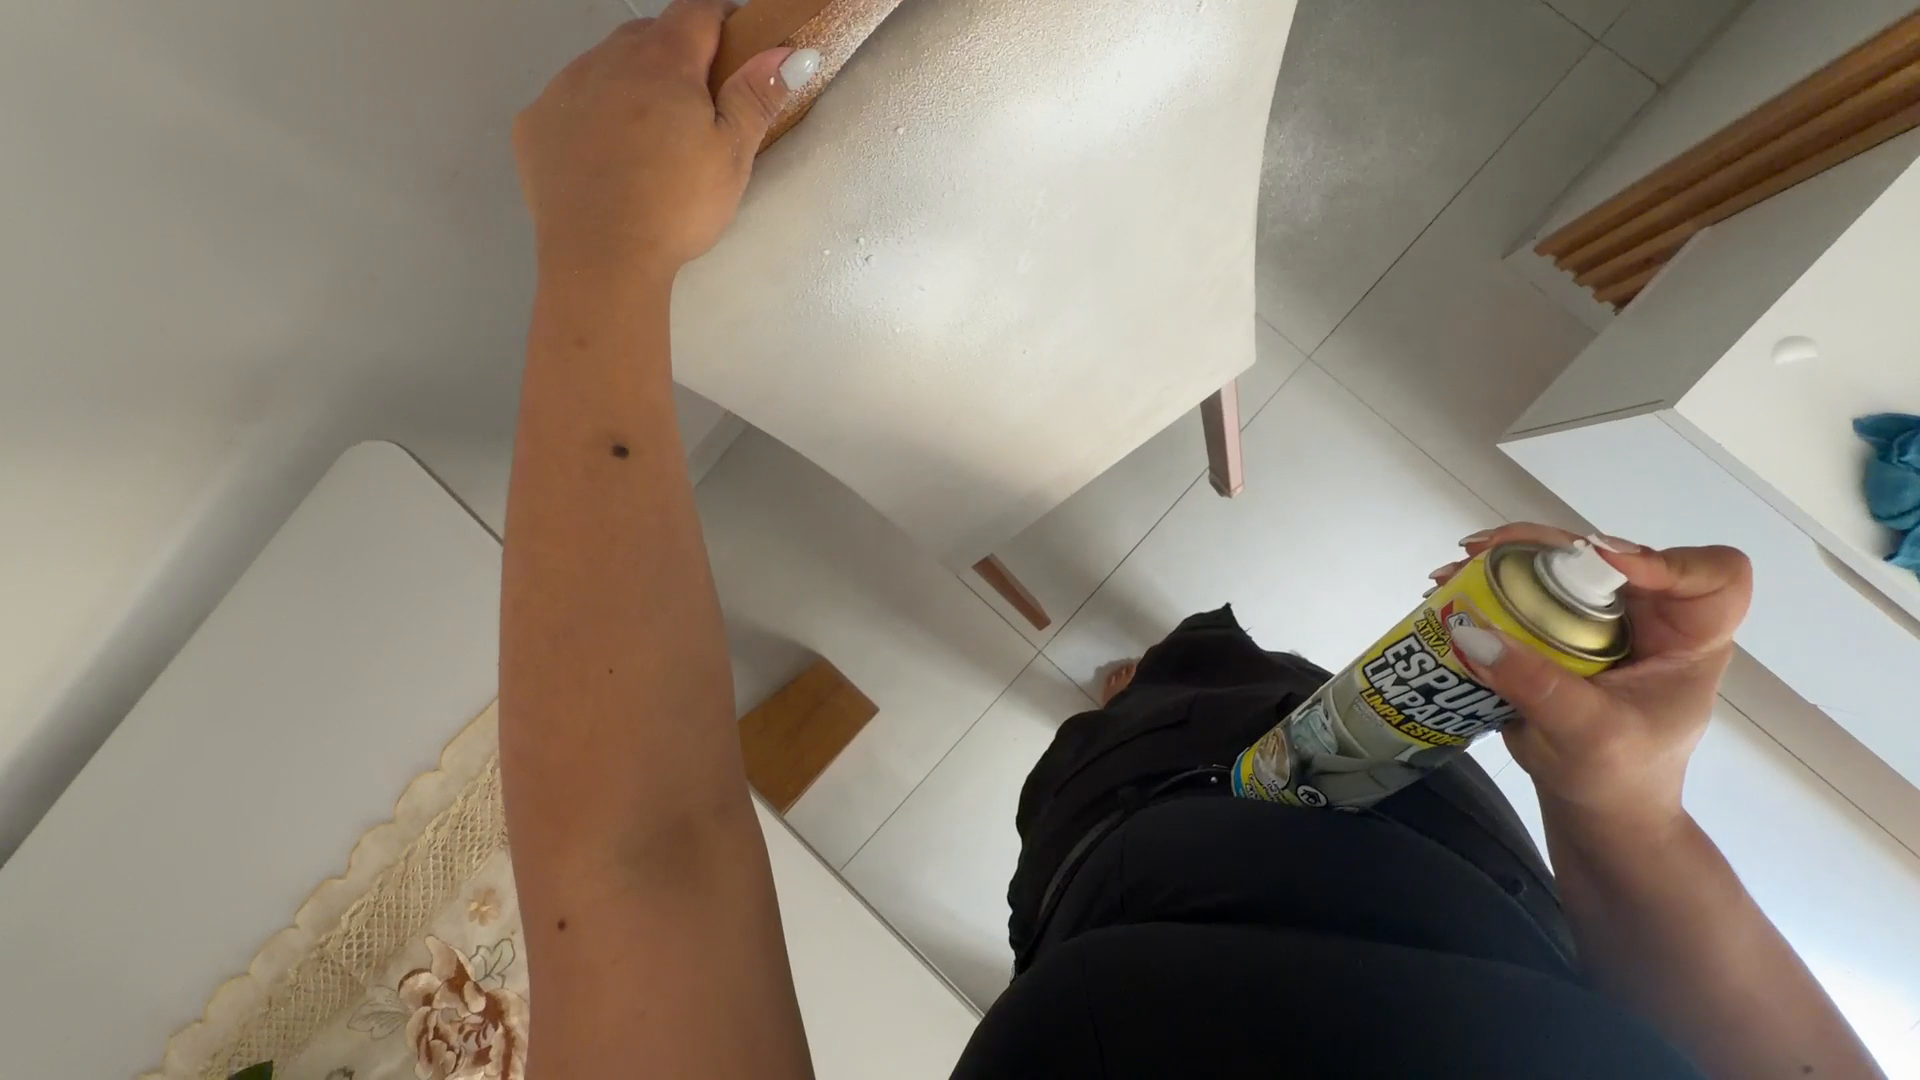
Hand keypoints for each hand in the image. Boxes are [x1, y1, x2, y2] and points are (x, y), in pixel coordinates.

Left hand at [512, 0, 818, 280]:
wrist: (602, 256)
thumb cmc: (678, 206)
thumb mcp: (732, 156)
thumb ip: (756, 97)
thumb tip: (788, 51)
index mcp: (664, 62)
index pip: (698, 12)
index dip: (723, 19)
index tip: (739, 42)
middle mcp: (608, 59)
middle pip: (649, 35)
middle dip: (677, 54)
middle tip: (698, 103)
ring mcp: (563, 89)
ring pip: (604, 66)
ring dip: (630, 84)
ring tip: (650, 138)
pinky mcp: (534, 124)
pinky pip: (569, 104)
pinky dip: (591, 117)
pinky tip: (606, 160)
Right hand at [1432, 524, 1751, 832]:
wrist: (1592, 805)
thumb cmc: (1616, 776)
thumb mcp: (1586, 734)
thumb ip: (1536, 685)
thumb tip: (1470, 630)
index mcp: (1687, 641)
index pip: (1710, 578)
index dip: (1668, 561)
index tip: (1602, 565)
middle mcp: (1645, 618)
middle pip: (1610, 555)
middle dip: (1548, 544)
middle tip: (1486, 550)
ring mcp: (1595, 621)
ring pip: (1558, 566)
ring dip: (1503, 558)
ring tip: (1454, 567)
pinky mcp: (1550, 628)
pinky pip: (1521, 590)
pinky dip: (1481, 581)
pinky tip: (1444, 586)